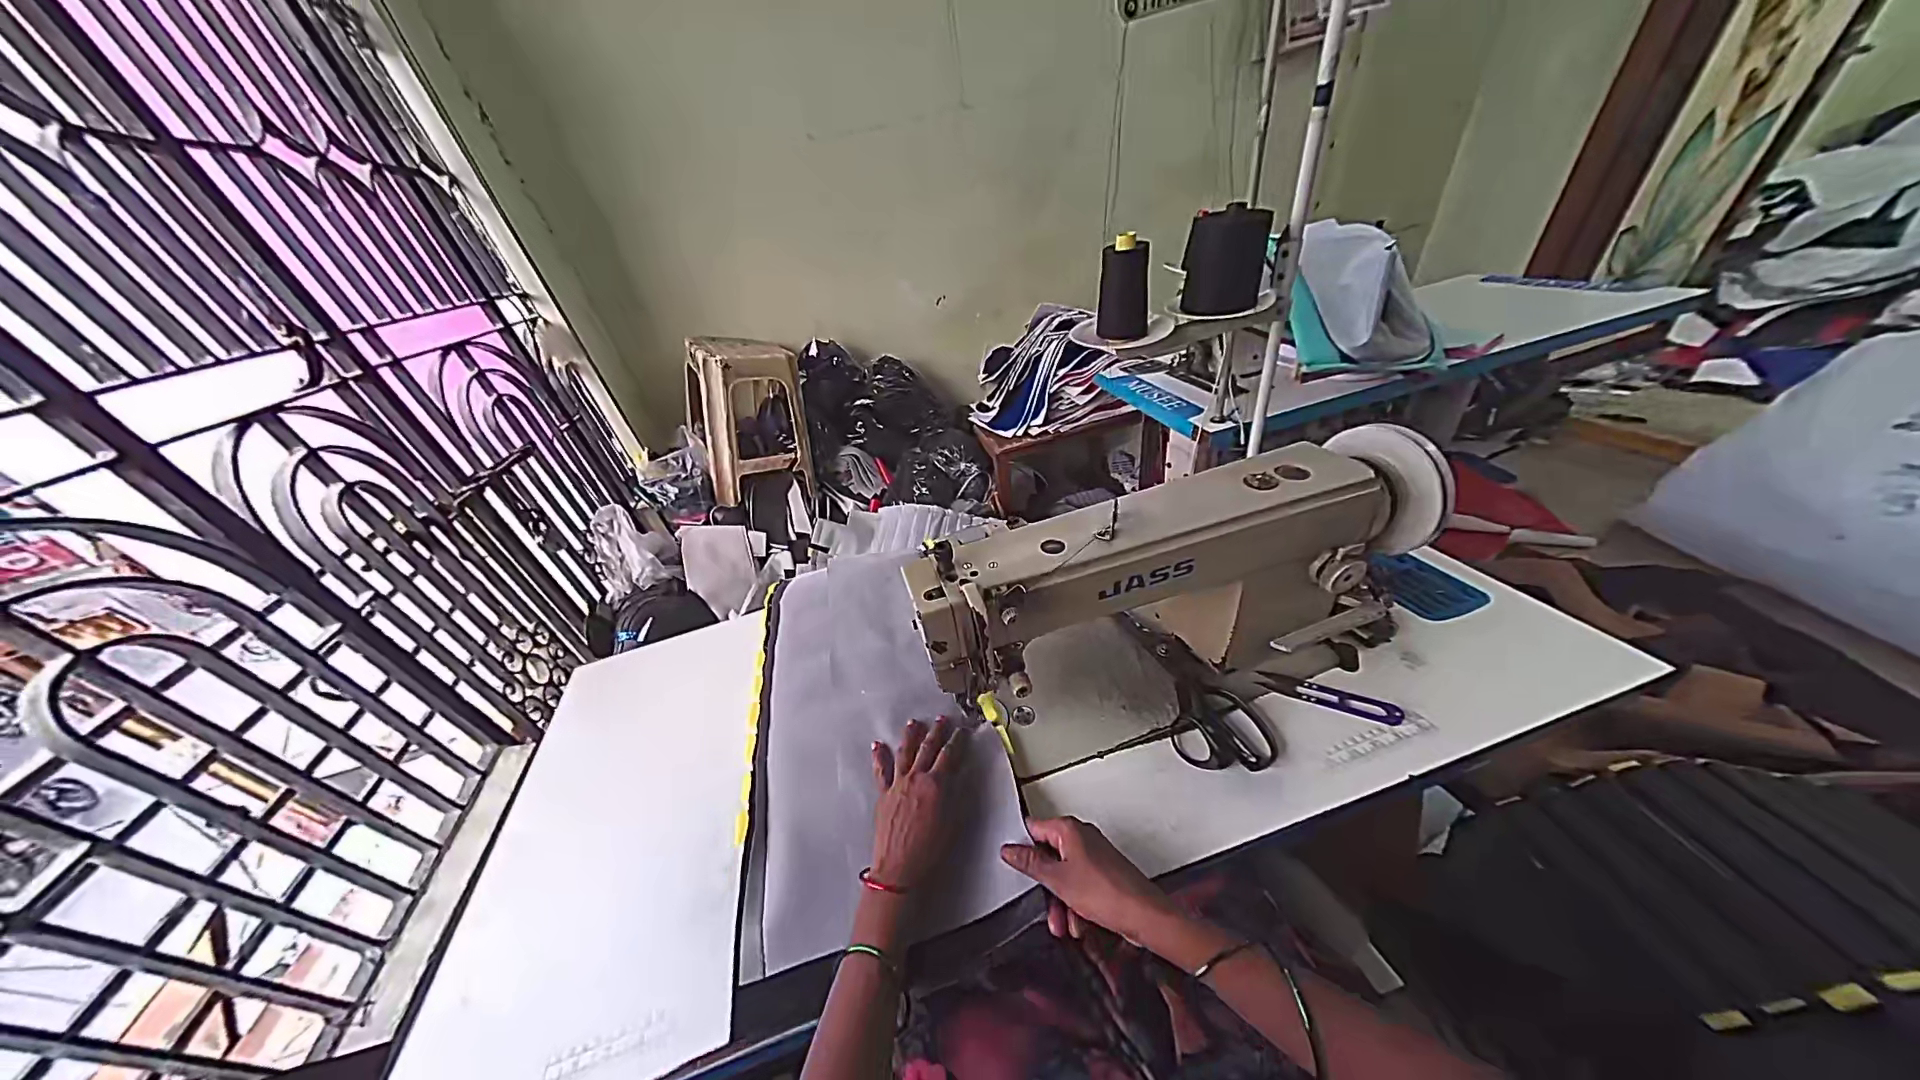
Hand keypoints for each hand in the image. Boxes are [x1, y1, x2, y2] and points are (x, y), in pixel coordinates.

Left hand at [869, 718, 962, 890]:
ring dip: (911, 736)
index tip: (962, 732)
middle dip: (936, 732)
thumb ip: (957, 795)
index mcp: (936, 785)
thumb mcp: (953, 821)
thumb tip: (961, 777)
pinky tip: (878, 746)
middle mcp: (916, 779)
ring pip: (905, 752)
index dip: (957, 741)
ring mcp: (898, 784)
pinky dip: (879, 757)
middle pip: (928, 748)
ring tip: (914, 723)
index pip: (950, 755)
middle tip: (942, 720)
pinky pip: (881, 770)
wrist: (899, 868)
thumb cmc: (928, 850)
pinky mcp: (884, 794)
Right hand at [1000, 816, 1186, 947]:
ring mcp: (1094, 855)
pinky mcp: (1103, 873)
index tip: (1014, 864)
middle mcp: (1082, 837)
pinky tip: (1078, 923)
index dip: (1022, 848)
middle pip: (1049, 855)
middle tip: (1044, 903)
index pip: (1033, 829)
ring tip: (1063, 923)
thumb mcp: (1057, 880)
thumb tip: (1010, 850)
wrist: (1144, 915)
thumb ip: (1030, 864)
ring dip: (1060, 901)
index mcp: (1069, 829)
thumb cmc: (1108, 892)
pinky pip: (1080, 884)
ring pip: (1064, 874)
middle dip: (1045, 885)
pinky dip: (1075, 903)